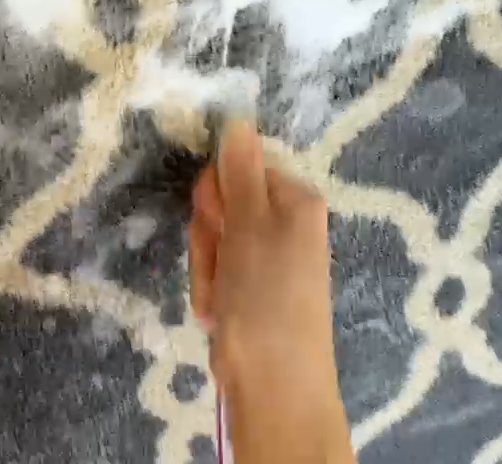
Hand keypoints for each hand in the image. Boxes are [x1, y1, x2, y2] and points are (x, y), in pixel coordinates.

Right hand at [189, 121, 351, 457]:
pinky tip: (220, 314)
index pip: (238, 165)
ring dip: (206, 266)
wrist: (273, 387)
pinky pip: (214, 270)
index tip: (215, 216)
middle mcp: (284, 224)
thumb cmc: (267, 295)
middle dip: (209, 234)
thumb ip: (239, 168)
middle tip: (221, 262)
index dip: (217, 192)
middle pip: (221, 202)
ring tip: (221, 296)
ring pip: (212, 238)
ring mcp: (266, 259)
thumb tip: (238, 115)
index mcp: (294, 199)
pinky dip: (210, 289)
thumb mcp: (250, 222)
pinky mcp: (249, 289)